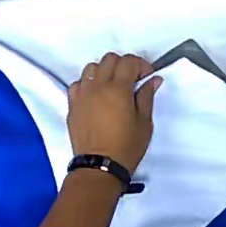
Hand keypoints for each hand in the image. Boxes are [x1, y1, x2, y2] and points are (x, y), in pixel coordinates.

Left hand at [67, 53, 161, 173]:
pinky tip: (96, 95)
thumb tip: (153, 79)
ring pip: (91, 67)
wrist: (99, 167)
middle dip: (123, 64)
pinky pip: (78, 83)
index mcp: (118, 89)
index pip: (128, 61)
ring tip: (112, 86)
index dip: (141, 64)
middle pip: (109, 59)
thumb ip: (147, 96)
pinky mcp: (72, 105)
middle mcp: (97, 87)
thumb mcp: (144, 123)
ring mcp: (82, 95)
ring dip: (104, 71)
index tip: (147, 76)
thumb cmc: (126, 147)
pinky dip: (88, 83)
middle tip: (132, 79)